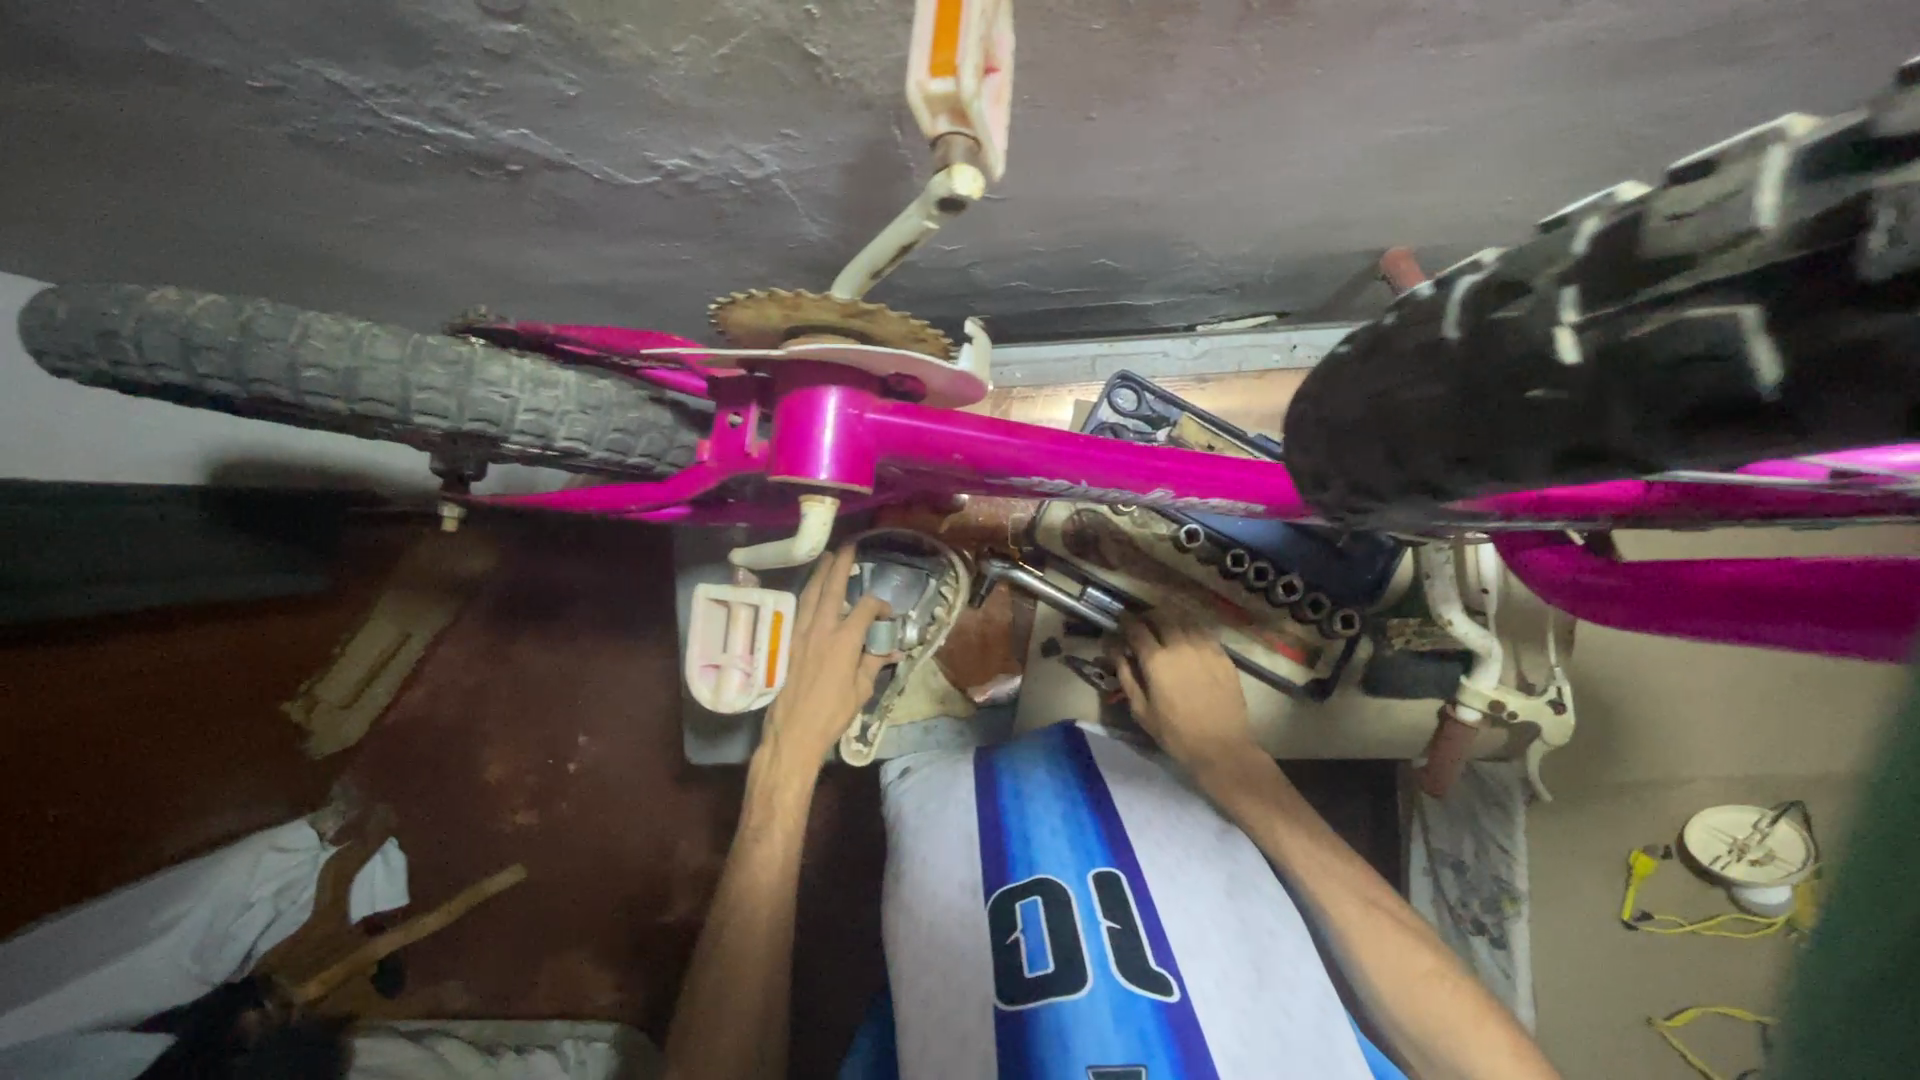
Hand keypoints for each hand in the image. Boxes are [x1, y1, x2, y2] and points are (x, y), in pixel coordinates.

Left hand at [762, 545, 891, 766]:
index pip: (866, 608)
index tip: (888, 614)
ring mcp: (801, 634)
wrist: (794, 731)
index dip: (880, 605)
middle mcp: (821, 630)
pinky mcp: (788, 643)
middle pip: (832, 589)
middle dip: (840, 566)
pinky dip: (807, 594)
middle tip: (848, 547)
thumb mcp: (861, 690)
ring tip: (826, 558)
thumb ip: (874, 662)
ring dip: (819, 575)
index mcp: (844, 641)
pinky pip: (799, 610)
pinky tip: (810, 590)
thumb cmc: (832, 714)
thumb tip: (892, 648)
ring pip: (810, 595)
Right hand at [1110, 614, 1259, 777]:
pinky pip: (1205, 632)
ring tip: (1165, 625)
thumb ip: (1126, 675)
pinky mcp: (1223, 655)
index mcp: (1156, 660)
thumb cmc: (1175, 733)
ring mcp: (1205, 648)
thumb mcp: (1140, 709)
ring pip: (1185, 620)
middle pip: (1161, 617)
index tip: (1121, 619)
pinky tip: (1189, 637)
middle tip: (1143, 621)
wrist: (1220, 746)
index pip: (1136, 629)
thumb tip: (1114, 650)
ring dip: (1171, 619)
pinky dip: (1192, 628)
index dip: (1126, 621)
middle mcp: (1180, 646)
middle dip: (1148, 616)